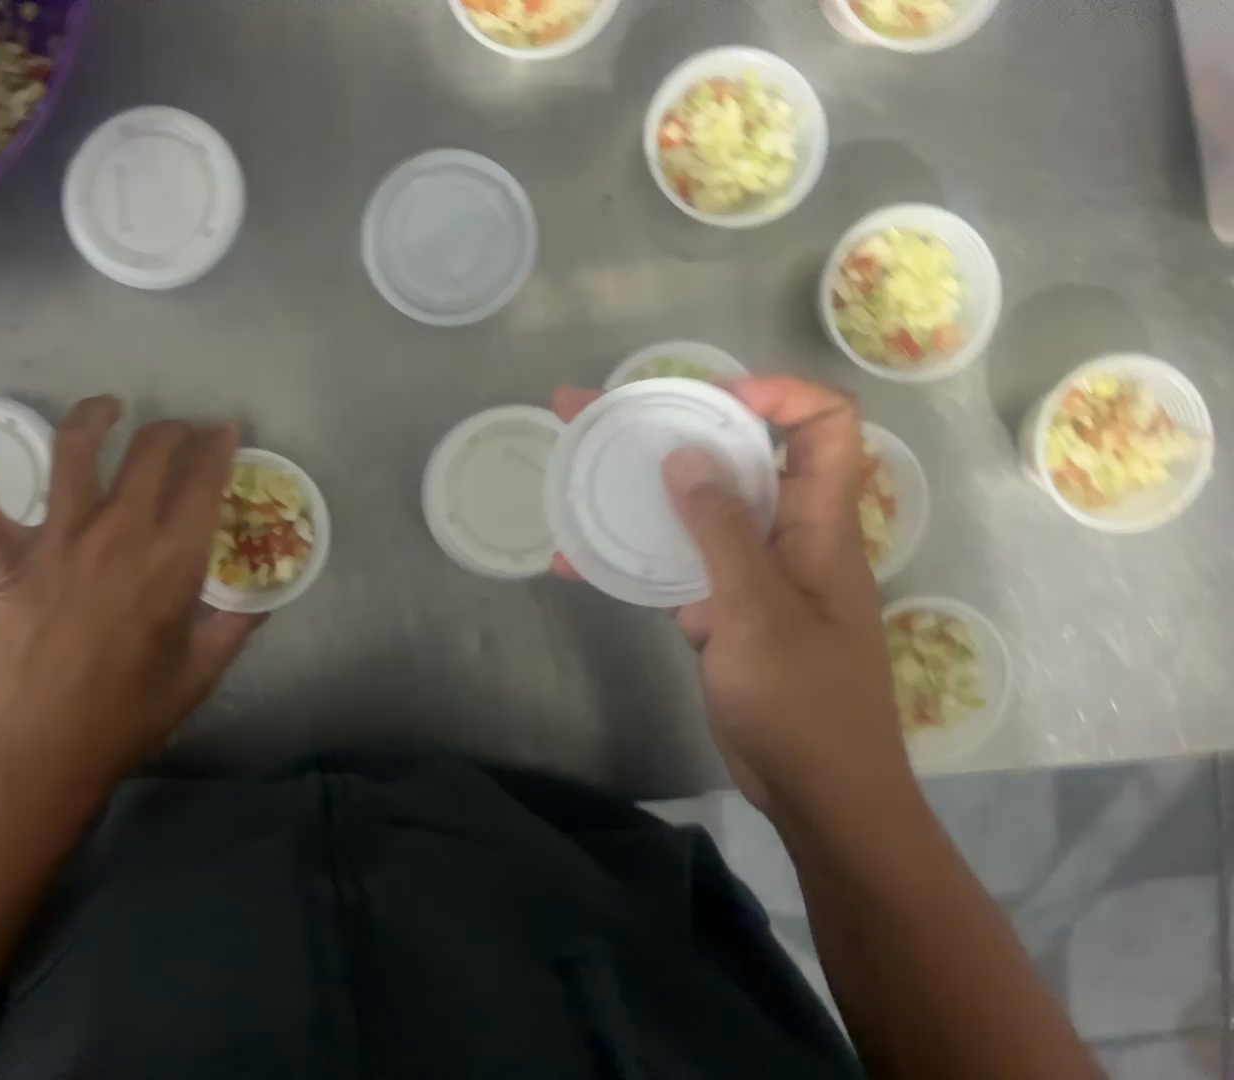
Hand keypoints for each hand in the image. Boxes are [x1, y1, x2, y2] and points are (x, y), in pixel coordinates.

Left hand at [0, 396, 262, 792]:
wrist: (45, 751)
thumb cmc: (128, 717)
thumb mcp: (200, 675)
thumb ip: (235, 627)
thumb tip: (262, 597)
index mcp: (171, 564)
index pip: (205, 482)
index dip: (220, 447)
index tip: (226, 430)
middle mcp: (118, 535)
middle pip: (151, 454)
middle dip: (175, 430)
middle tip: (183, 432)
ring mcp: (56, 541)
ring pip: (76, 451)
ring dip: (97, 416)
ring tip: (111, 407)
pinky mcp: (5, 559)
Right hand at [551, 378, 909, 815]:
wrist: (815, 790)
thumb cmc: (803, 701)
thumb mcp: (758, 612)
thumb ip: (722, 533)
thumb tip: (687, 458)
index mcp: (819, 526)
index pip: (824, 427)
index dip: (774, 395)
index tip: (702, 402)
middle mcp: (785, 537)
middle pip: (736, 460)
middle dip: (671, 429)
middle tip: (598, 413)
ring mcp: (749, 576)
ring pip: (695, 511)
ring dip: (638, 491)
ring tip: (575, 471)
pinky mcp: (719, 611)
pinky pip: (672, 567)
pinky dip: (628, 559)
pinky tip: (575, 561)